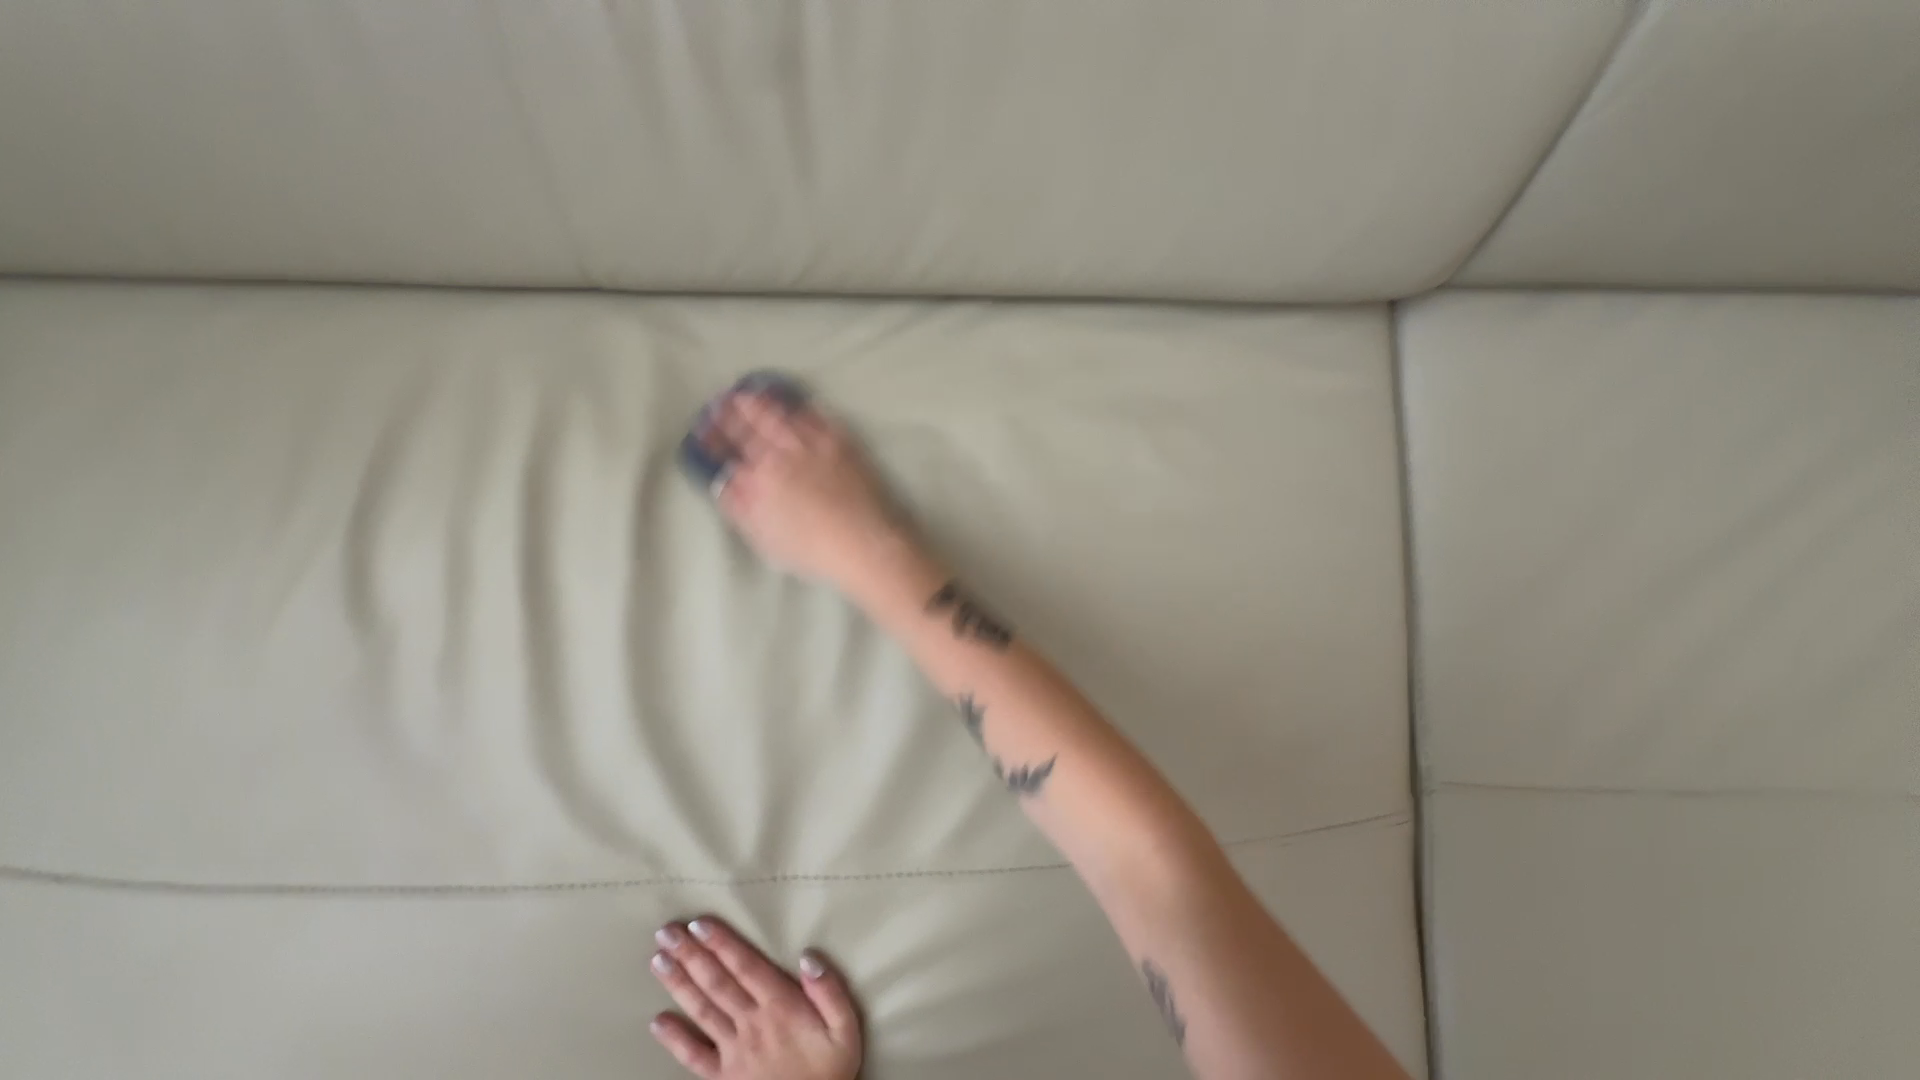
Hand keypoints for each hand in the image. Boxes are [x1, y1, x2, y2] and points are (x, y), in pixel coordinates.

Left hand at [650, 917, 862, 1079]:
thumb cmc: (832, 1070)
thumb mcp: (846, 1028)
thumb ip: (830, 990)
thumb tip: (808, 956)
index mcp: (781, 1007)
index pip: (746, 967)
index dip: (722, 944)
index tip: (699, 923)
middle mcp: (752, 1024)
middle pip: (717, 983)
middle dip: (691, 955)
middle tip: (666, 932)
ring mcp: (734, 1053)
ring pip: (702, 1011)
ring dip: (679, 985)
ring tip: (657, 961)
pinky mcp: (723, 1079)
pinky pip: (694, 1058)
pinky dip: (675, 1040)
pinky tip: (657, 1022)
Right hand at [714, 392, 913, 586]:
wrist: (866, 542)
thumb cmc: (813, 549)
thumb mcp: (764, 537)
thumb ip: (740, 508)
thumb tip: (723, 486)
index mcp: (759, 479)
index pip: (729, 453)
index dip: (714, 440)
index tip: (704, 431)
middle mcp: (782, 455)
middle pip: (752, 427)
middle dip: (735, 413)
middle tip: (724, 401)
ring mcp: (813, 445)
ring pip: (781, 416)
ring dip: (763, 404)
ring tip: (750, 395)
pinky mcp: (842, 443)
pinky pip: (817, 418)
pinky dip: (802, 409)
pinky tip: (798, 405)